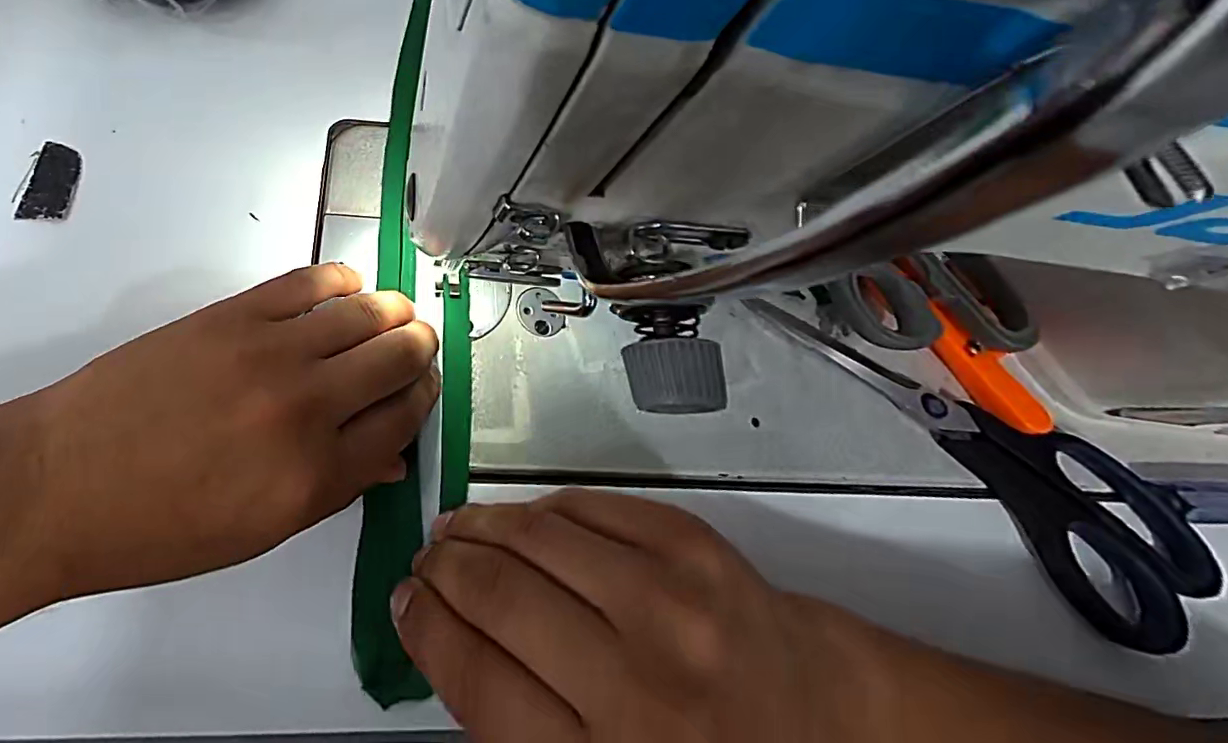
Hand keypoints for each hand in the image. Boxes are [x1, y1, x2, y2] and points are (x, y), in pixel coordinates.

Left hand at [31, 263, 441, 595]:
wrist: (57, 483)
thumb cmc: (157, 527)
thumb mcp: (259, 530)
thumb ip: (337, 487)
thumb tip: (391, 454)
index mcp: (315, 475)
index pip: (403, 419)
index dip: (423, 398)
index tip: (422, 387)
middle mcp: (306, 407)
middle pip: (398, 357)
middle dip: (419, 349)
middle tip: (415, 346)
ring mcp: (270, 350)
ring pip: (366, 311)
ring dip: (392, 310)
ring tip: (391, 315)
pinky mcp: (235, 313)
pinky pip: (312, 281)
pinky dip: (342, 280)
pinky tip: (348, 288)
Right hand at [390, 489, 877, 742]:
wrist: (823, 720)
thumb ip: (523, 727)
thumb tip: (447, 638)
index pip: (478, 679)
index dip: (426, 630)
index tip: (404, 602)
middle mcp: (638, 683)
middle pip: (499, 596)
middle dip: (443, 569)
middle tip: (424, 558)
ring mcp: (670, 599)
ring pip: (535, 536)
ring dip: (480, 526)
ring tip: (455, 528)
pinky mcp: (691, 542)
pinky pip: (586, 507)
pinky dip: (539, 510)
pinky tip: (518, 518)